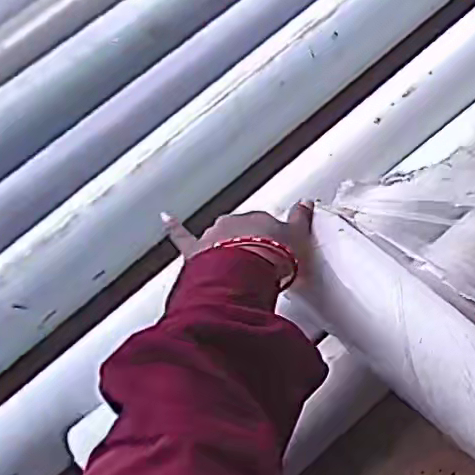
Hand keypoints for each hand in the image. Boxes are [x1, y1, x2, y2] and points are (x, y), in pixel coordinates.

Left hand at [164, 202, 312, 287]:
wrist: (248, 271)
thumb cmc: (274, 255)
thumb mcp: (299, 237)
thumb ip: (300, 218)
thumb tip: (306, 203)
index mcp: (258, 218)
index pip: (265, 223)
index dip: (272, 238)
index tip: (277, 248)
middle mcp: (234, 223)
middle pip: (240, 230)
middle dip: (247, 242)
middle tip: (258, 261)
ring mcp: (215, 237)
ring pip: (218, 236)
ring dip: (225, 246)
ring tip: (236, 267)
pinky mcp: (197, 252)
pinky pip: (182, 236)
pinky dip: (174, 228)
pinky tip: (168, 220)